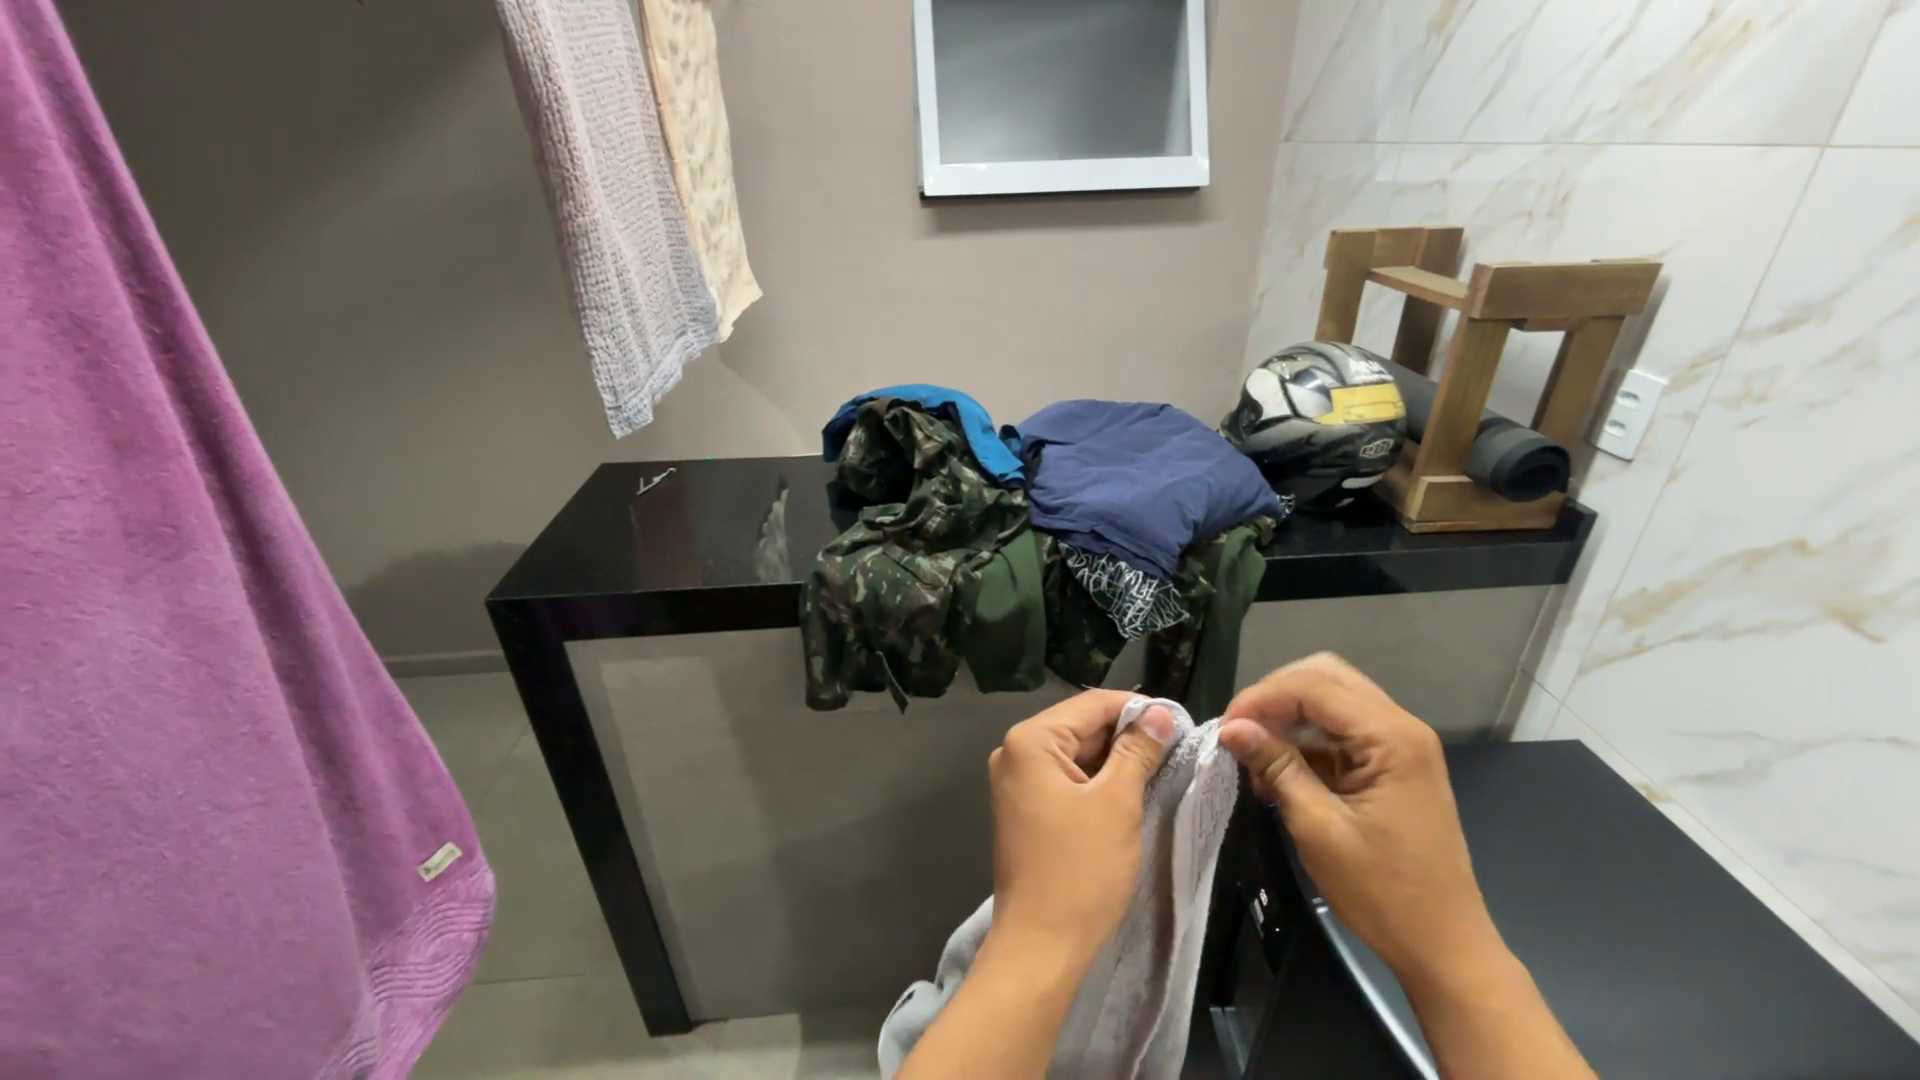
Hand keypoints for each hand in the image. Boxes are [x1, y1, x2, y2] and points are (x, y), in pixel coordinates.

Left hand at [987, 690, 1175, 963]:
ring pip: (1076, 753)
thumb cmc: (1081, 870)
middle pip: (1081, 726)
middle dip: (1128, 736)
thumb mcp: (1118, 803)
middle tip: (1175, 750)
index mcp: (1030, 741)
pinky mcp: (1025, 808)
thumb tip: (1161, 714)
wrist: (1041, 945)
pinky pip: (1066, 779)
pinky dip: (1098, 781)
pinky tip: (1130, 792)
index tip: (1180, 723)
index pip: (1092, 704)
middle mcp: (1015, 752)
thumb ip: (1138, 751)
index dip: (1138, 709)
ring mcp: (1016, 782)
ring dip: (1116, 760)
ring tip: (1159, 770)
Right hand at [1217, 654, 1498, 988]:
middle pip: (1324, 678)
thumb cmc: (1382, 891)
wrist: (1443, 945)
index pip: (1314, 687)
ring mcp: (1398, 745)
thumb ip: (1276, 767)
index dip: (1261, 698)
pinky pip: (1338, 731)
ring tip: (1252, 756)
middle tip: (1238, 732)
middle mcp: (1400, 728)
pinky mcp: (1389, 765)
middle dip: (1273, 697)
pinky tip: (1277, 771)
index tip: (1224, 729)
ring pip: (1330, 701)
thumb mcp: (1319, 828)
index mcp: (1392, 738)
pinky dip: (1303, 741)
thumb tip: (1232, 727)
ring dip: (1286, 718)